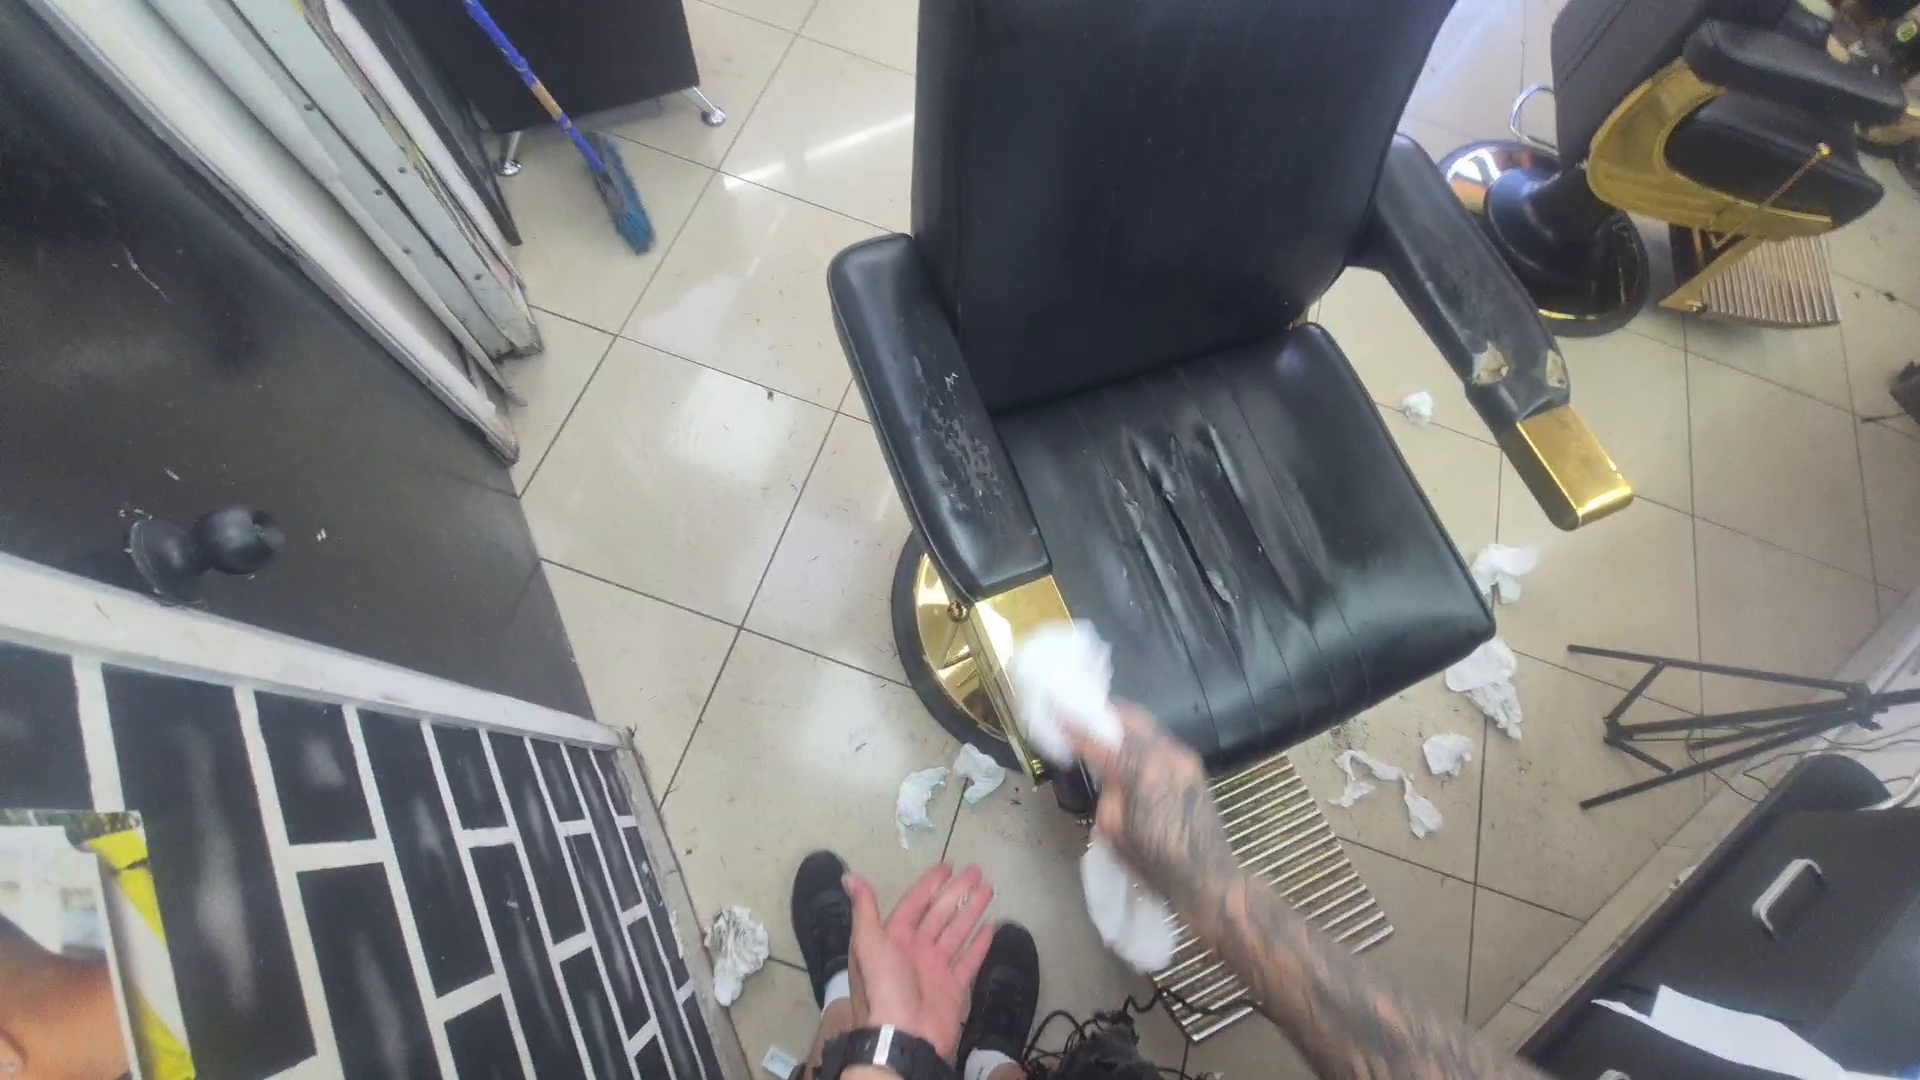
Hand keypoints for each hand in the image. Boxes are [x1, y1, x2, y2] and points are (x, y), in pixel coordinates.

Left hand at [843, 864, 995, 1061]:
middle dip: (958, 891)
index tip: (948, 866)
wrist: (902, 1042)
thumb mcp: (868, 946)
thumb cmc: (884, 989)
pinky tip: (991, 928)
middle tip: (977, 871)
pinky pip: (968, 962)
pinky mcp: (953, 989)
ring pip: (957, 932)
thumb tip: (849, 877)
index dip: (930, 883)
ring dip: (972, 910)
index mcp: (895, 938)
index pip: (915, 902)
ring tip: (988, 889)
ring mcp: (936, 970)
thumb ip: (864, 911)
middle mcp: (916, 950)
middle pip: (940, 913)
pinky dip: (979, 945)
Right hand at [1069, 704, 1236, 912]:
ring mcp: (1182, 756)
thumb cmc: (1157, 866)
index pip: (1098, 741)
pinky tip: (1124, 745)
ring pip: (1144, 724)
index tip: (1054, 712)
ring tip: (1098, 726)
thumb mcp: (1116, 832)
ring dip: (1119, 721)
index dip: (1073, 726)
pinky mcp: (1191, 764)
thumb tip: (1104, 770)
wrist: (1211, 880)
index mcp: (1142, 773)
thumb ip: (1106, 792)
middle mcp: (1165, 755)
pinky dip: (1136, 735)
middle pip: (1127, 717)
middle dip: (1100, 712)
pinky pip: (1157, 738)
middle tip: (1077, 712)